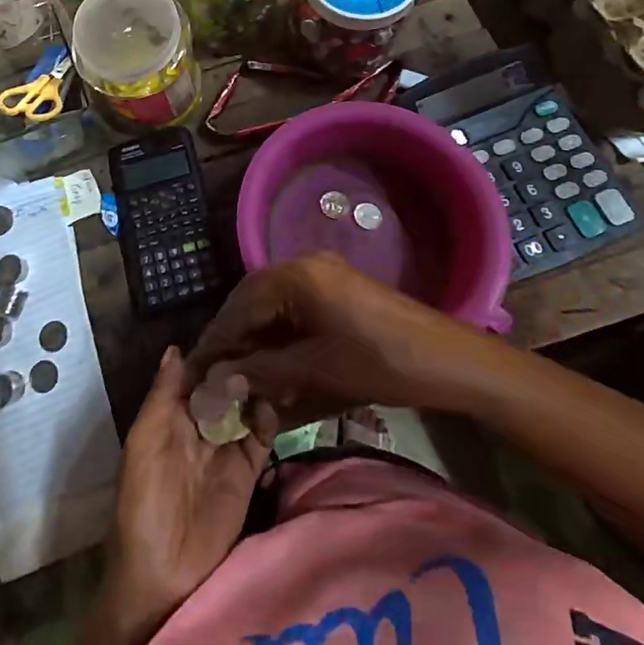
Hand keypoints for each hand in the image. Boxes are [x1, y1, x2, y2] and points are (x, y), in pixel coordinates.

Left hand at [87, 346, 273, 644]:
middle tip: (255, 342)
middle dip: (235, 366)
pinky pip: (261, 435)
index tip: (230, 325)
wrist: (165, 570)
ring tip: (266, 367)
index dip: (208, 353)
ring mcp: (225, 447)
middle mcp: (199, 426)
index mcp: (170, 417)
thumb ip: (162, 396)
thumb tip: (175, 348)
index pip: (193, 376)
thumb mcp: (143, 443)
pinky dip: (266, 417)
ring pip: (243, 405)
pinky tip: (267, 405)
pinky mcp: (248, 469)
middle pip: (221, 386)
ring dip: (253, 387)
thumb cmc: (143, 500)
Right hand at [188, 252, 512, 420]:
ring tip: (238, 371)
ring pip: (271, 303)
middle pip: (251, 299)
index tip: (195, 371)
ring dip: (254, 335)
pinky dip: (278, 332)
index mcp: (295, 276)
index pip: (239, 306)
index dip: (216, 340)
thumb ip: (261, 371)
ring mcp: (323, 274)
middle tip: (214, 373)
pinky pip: (293, 306)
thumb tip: (218, 380)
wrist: (448, 359)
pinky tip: (271, 359)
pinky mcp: (337, 289)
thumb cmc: (381, 362)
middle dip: (231, 336)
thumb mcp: (316, 371)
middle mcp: (304, 264)